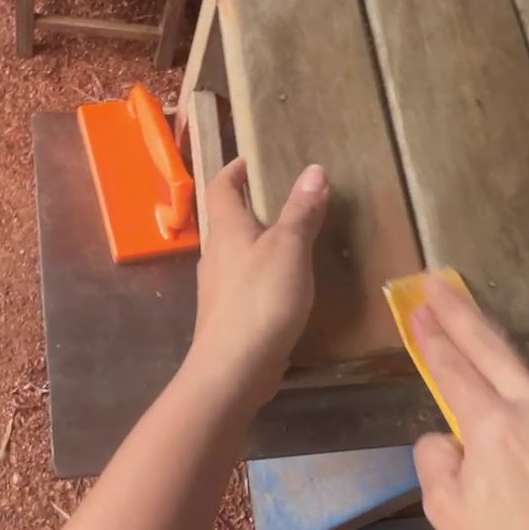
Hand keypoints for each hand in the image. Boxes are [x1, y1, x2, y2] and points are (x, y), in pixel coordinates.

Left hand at [185, 158, 328, 404]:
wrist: (232, 369)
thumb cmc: (260, 299)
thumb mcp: (289, 248)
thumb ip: (301, 211)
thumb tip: (313, 169)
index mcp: (225, 230)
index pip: (221, 187)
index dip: (234, 170)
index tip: (251, 160)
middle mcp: (215, 255)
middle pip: (227, 222)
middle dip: (251, 208)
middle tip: (285, 199)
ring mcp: (218, 290)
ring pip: (236, 256)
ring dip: (258, 244)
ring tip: (293, 242)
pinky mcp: (228, 318)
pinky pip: (245, 286)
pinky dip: (263, 277)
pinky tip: (286, 289)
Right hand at [410, 280, 528, 529]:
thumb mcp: (446, 514)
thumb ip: (435, 458)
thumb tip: (448, 434)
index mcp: (495, 426)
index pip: (454, 367)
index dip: (432, 336)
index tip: (418, 308)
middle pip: (496, 347)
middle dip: (463, 312)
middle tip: (441, 285)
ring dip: (516, 375)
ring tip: (503, 394)